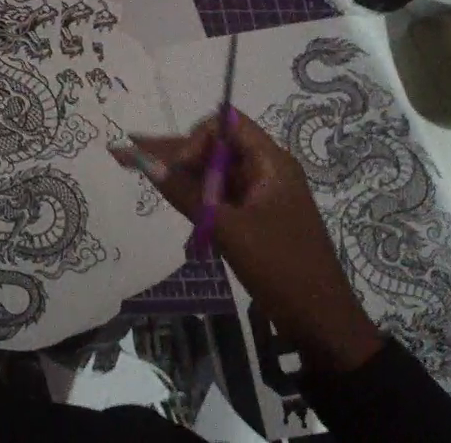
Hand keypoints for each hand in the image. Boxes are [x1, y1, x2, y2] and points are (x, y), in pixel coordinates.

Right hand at [112, 115, 383, 373]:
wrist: (322, 325)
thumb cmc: (281, 268)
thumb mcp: (228, 230)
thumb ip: (185, 194)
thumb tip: (144, 161)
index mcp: (271, 164)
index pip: (226, 125)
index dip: (196, 139)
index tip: (179, 167)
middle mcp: (265, 171)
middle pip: (213, 147)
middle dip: (171, 149)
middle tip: (128, 147)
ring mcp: (259, 195)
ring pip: (210, 172)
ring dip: (175, 169)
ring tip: (129, 160)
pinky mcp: (252, 217)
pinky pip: (216, 195)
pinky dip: (190, 192)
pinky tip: (162, 186)